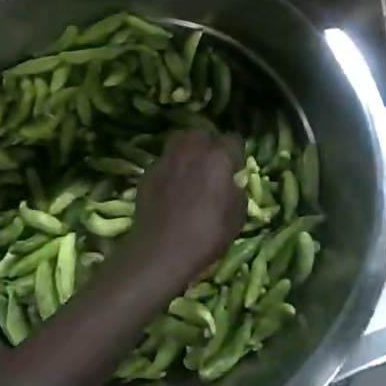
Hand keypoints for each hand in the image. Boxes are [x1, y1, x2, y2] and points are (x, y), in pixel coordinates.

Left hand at [128, 130, 246, 290]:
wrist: (161, 252)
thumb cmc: (206, 236)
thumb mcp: (237, 218)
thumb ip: (237, 192)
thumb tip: (231, 184)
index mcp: (217, 158)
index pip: (233, 139)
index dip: (236, 153)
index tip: (236, 169)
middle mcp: (191, 151)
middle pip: (202, 133)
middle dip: (209, 145)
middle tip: (211, 166)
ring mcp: (166, 159)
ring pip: (178, 141)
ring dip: (187, 151)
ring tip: (189, 170)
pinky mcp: (148, 172)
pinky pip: (163, 162)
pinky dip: (170, 169)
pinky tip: (170, 189)